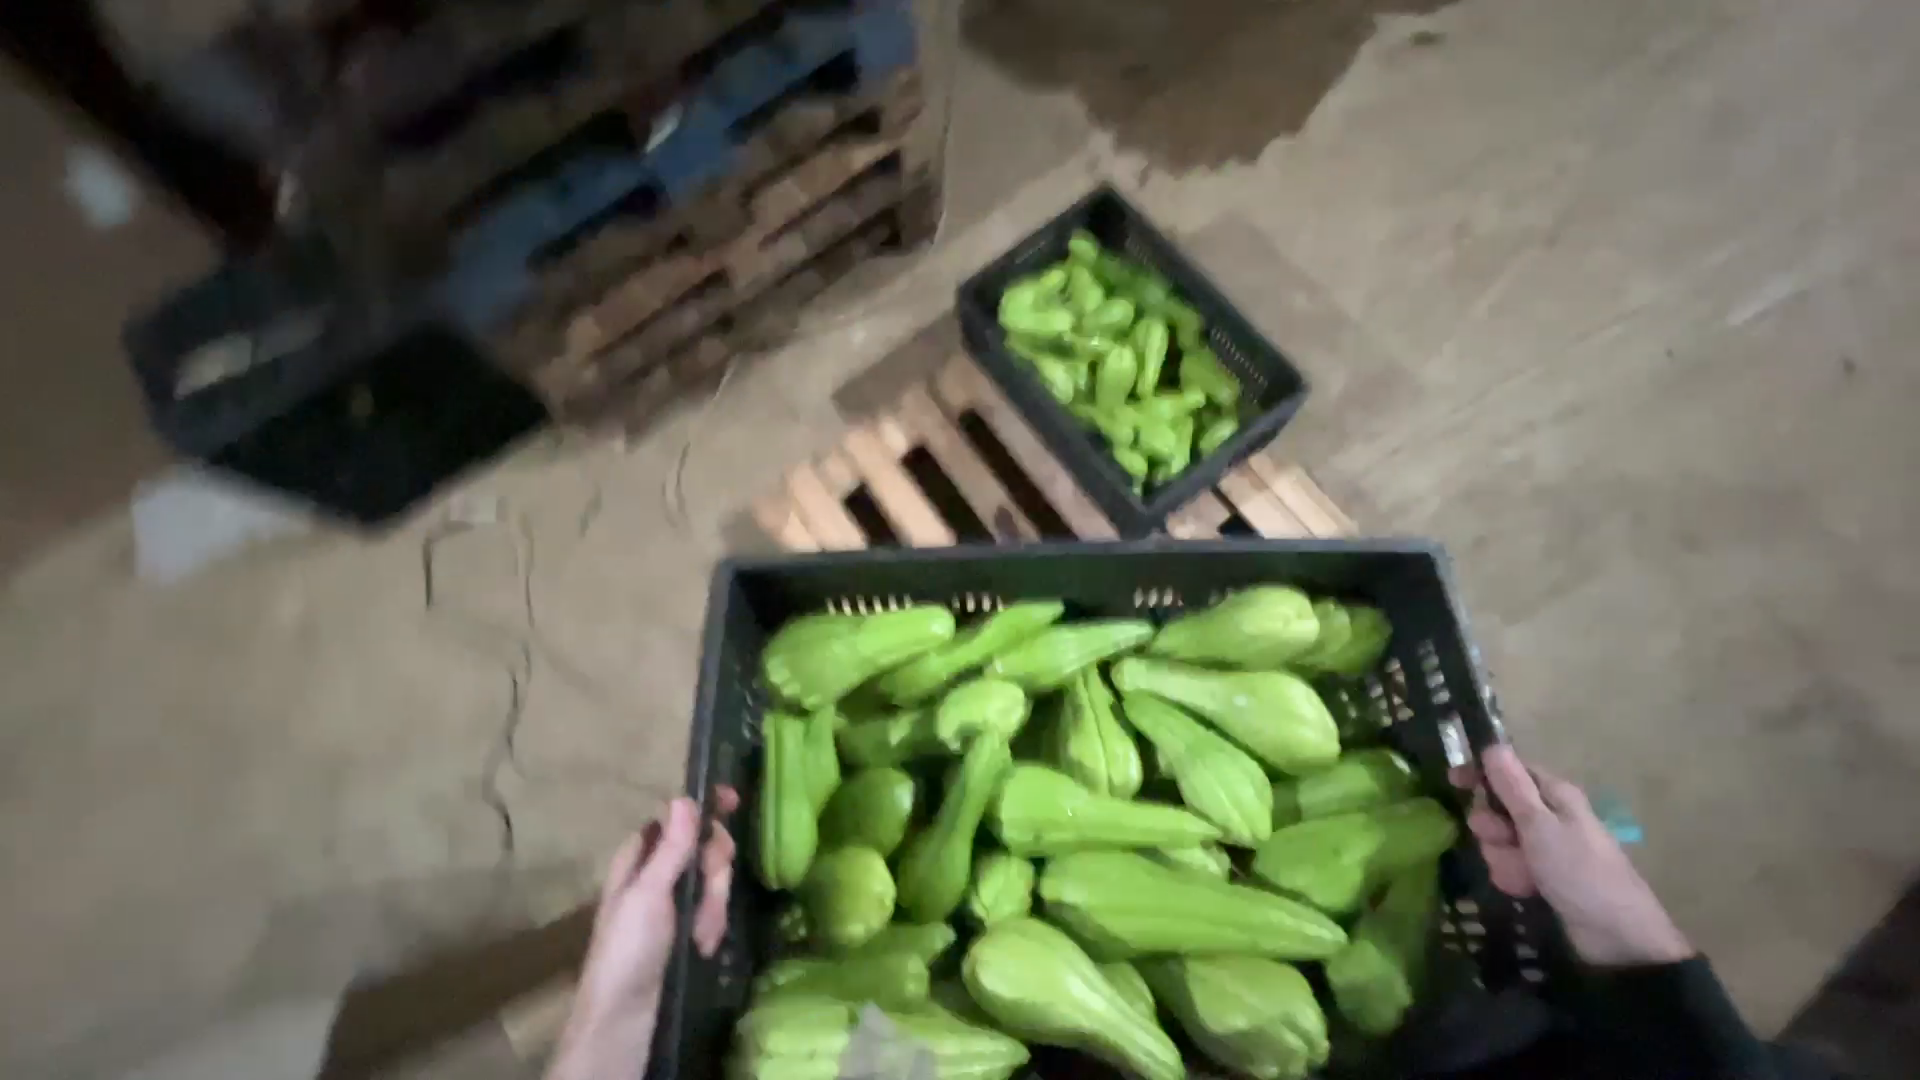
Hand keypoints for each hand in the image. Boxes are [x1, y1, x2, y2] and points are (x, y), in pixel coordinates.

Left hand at [547, 786, 738, 1079]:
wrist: (628, 1019)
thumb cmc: (628, 949)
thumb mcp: (649, 892)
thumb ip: (672, 846)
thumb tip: (685, 797)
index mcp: (639, 857)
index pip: (677, 817)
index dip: (704, 808)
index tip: (734, 802)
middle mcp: (658, 874)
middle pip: (705, 847)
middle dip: (714, 869)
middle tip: (708, 886)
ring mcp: (675, 903)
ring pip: (714, 880)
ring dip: (713, 905)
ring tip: (698, 934)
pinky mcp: (689, 929)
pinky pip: (715, 910)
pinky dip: (713, 926)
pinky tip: (701, 946)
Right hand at [1457, 746, 1691, 967]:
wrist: (1616, 938)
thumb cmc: (1579, 871)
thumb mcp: (1540, 825)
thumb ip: (1512, 786)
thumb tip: (1492, 744)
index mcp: (1554, 795)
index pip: (1508, 770)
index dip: (1480, 775)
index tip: (1454, 783)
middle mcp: (1549, 816)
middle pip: (1497, 807)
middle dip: (1492, 827)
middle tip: (1502, 840)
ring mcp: (1545, 847)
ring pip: (1499, 839)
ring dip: (1502, 857)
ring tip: (1523, 874)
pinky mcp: (1541, 873)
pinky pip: (1508, 864)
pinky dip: (1511, 875)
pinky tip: (1525, 889)